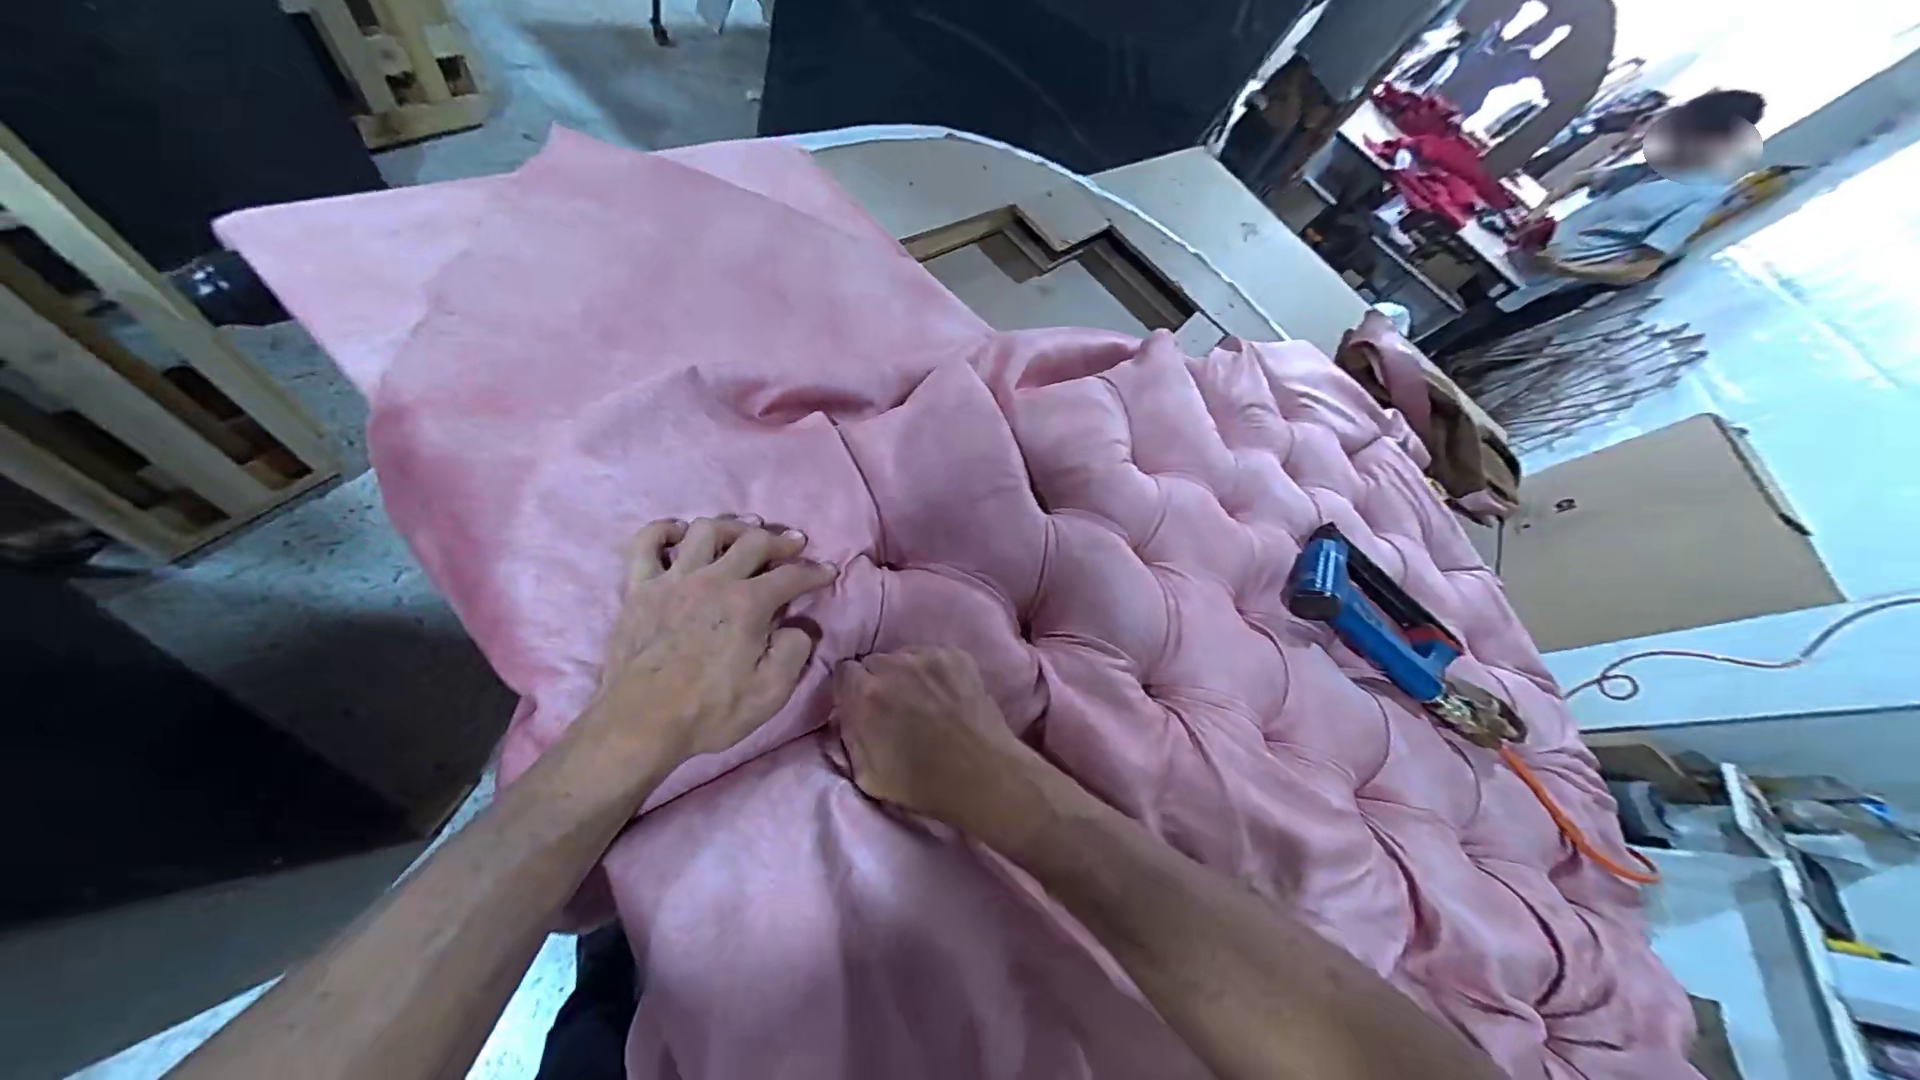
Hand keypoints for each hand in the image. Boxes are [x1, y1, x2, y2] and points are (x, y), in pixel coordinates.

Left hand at [583, 516, 835, 765]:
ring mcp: (672, 579)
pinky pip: (646, 543)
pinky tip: (680, 533)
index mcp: (748, 604)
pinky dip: (664, 531)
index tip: (829, 571)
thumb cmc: (710, 710)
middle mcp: (713, 580)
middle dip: (781, 541)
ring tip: (744, 534)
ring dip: (732, 527)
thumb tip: (799, 627)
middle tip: (795, 544)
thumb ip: (795, 652)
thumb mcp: (771, 692)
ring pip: (706, 530)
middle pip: (754, 542)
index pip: (792, 576)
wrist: (640, 723)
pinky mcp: (639, 588)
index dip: (815, 572)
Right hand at [834, 647, 1030, 828]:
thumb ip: (849, 735)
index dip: (851, 689)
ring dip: (906, 673)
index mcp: (865, 694)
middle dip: (878, 681)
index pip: (844, 671)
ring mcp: (927, 656)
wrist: (981, 775)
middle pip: (874, 662)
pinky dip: (934, 670)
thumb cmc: (921, 783)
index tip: (862, 704)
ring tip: (923, 698)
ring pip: (904, 656)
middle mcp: (893, 665)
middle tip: (894, 705)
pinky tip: (944, 693)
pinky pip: (932, 655)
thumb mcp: (866, 774)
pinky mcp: (956, 654)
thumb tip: (848, 715)